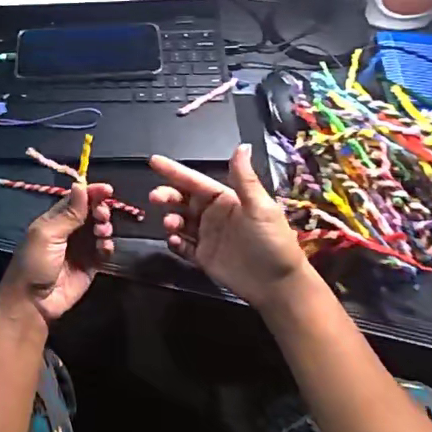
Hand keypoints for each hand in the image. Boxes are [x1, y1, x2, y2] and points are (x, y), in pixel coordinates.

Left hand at [0, 182, 115, 322]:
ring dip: (104, 226)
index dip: (91, 192)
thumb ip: (68, 213)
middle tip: (102, 214)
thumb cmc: (34, 263)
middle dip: (100, 210)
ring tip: (101, 232)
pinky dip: (107, 245)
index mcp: (55, 219)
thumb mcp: (47, 234)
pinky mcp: (91, 265)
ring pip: (100, 229)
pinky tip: (104, 246)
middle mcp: (69, 231)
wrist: (33, 302)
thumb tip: (80, 185)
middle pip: (91, 213)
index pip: (76, 199)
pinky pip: (104, 250)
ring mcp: (81, 248)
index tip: (107, 189)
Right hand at [150, 145, 316, 312]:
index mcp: (226, 199)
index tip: (153, 161)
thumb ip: (245, 179)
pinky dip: (175, 243)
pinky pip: (183, 246)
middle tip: (155, 197)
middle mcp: (213, 215)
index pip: (195, 181)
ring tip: (170, 224)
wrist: (278, 285)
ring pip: (180, 222)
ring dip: (170, 219)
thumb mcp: (261, 208)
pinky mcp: (203, 257)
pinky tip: (174, 242)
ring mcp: (207, 236)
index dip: (174, 171)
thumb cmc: (272, 242)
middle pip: (182, 200)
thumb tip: (242, 145)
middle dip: (167, 196)